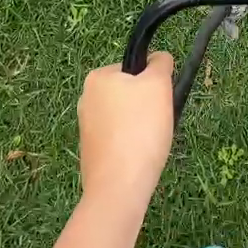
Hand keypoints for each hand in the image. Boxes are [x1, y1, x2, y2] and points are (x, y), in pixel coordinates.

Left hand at [76, 52, 175, 207]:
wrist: (119, 188)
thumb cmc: (140, 128)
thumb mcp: (158, 83)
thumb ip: (161, 63)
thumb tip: (158, 59)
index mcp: (97, 77)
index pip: (136, 68)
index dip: (153, 82)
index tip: (159, 101)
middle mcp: (86, 99)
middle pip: (131, 92)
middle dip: (148, 106)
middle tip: (157, 122)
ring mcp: (86, 128)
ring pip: (127, 117)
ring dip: (142, 126)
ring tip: (150, 142)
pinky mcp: (91, 152)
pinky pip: (120, 138)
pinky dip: (132, 144)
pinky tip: (139, 157)